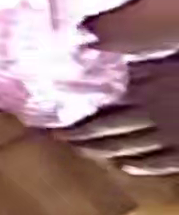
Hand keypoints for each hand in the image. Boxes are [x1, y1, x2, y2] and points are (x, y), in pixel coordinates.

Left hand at [57, 54, 178, 174]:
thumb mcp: (167, 63)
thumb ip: (135, 61)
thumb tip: (95, 47)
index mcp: (145, 90)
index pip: (99, 101)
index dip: (72, 108)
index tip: (48, 112)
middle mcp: (154, 113)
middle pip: (106, 126)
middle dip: (79, 133)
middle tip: (57, 136)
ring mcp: (175, 134)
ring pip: (129, 144)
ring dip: (101, 148)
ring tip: (80, 150)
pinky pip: (168, 162)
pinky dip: (145, 166)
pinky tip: (127, 166)